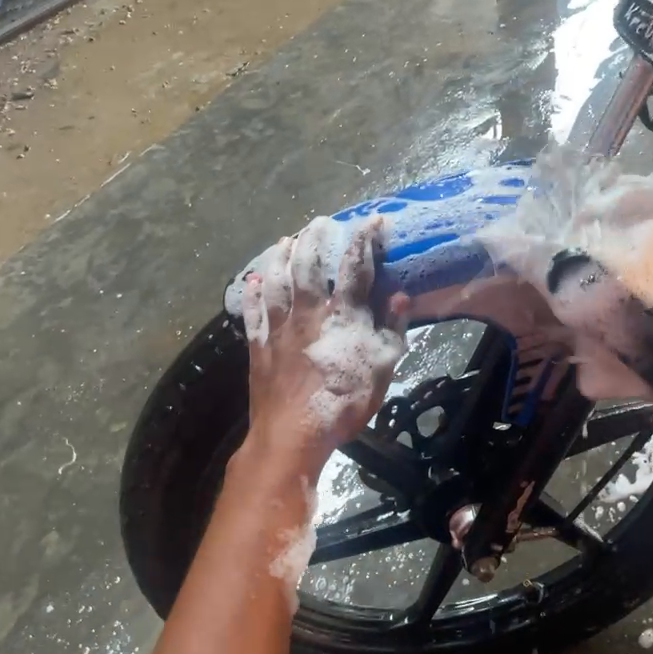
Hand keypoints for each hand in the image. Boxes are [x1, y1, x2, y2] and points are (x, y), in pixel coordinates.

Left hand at [238, 216, 407, 472]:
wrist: (294, 434)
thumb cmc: (345, 402)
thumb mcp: (383, 367)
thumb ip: (392, 328)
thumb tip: (400, 295)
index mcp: (344, 315)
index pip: (357, 267)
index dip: (365, 240)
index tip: (373, 220)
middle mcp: (310, 312)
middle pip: (309, 265)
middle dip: (315, 239)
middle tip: (320, 221)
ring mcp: (280, 327)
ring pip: (278, 281)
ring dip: (281, 256)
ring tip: (285, 239)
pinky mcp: (259, 346)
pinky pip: (253, 312)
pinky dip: (253, 293)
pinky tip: (252, 280)